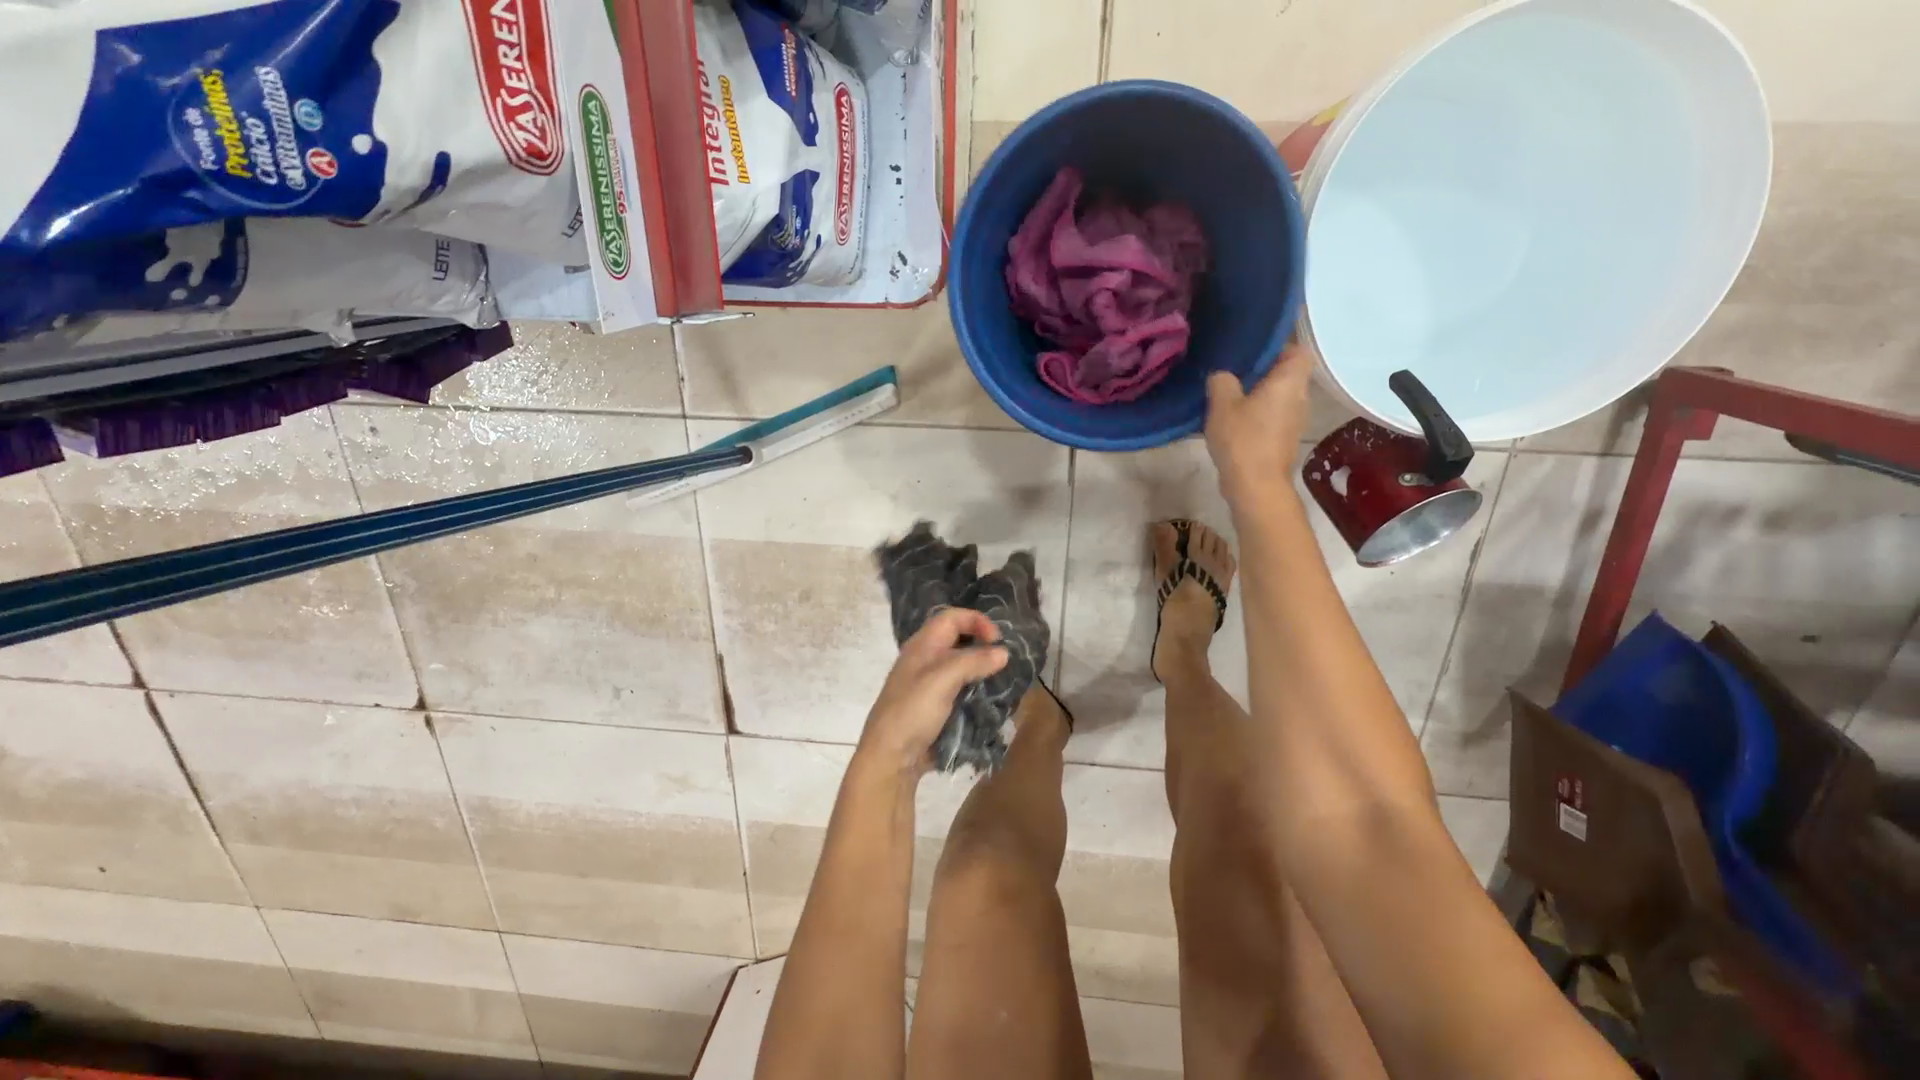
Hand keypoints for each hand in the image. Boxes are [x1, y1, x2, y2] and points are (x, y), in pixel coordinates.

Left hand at [858, 608, 1008, 776]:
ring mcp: (930, 684)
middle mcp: (926, 660)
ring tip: (1002, 680)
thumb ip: (973, 661)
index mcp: (922, 645)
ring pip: (962, 667)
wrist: (891, 756)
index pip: (952, 617)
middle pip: (958, 640)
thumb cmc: (913, 711)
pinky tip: (990, 700)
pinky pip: (961, 690)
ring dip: (982, 670)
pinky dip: (976, 691)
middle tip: (1004, 660)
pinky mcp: (936, 707)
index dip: (976, 621)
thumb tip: (1003, 652)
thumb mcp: (943, 679)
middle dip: (982, 645)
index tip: (998, 639)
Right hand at [1205, 344, 1313, 506]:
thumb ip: (1221, 380)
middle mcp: (1300, 398)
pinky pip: (1273, 415)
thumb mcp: (1222, 403)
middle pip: (1288, 373)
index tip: (1254, 349)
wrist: (1256, 487)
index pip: (1298, 350)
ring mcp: (1295, 421)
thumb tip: (1223, 376)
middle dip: (1264, 370)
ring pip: (1279, 396)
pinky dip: (1257, 413)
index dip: (1280, 345)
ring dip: (1259, 393)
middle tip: (1234, 369)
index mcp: (1290, 381)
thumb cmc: (1243, 439)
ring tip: (1230, 393)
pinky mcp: (1284, 439)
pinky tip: (1233, 419)